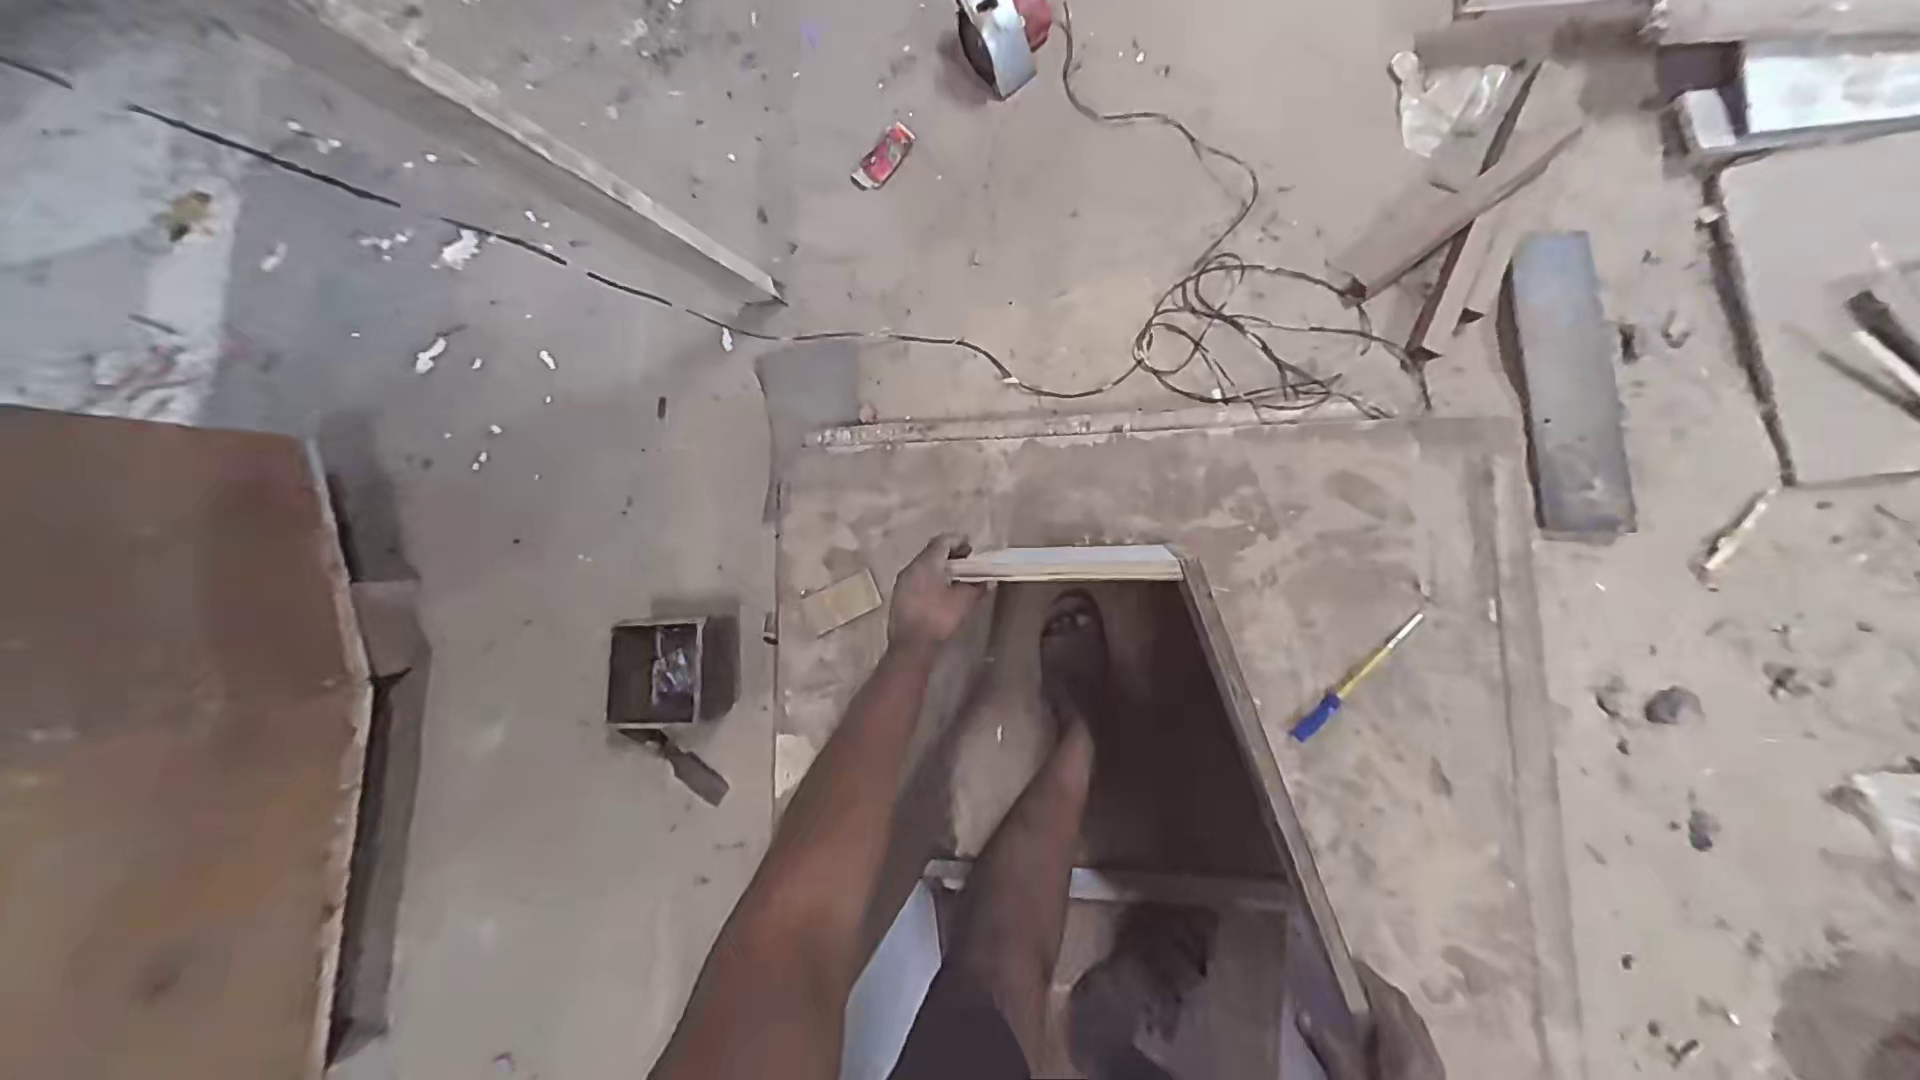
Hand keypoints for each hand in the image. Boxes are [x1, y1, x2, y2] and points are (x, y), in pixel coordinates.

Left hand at [888, 533, 988, 647]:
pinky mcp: (899, 597)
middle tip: (967, 562)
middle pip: (932, 552)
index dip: (958, 541)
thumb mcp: (964, 601)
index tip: (971, 547)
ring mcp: (902, 583)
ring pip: (923, 567)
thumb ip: (977, 587)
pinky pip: (917, 579)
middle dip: (951, 555)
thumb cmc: (938, 618)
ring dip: (941, 568)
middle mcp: (910, 568)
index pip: (942, 541)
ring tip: (958, 578)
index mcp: (925, 563)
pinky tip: (942, 592)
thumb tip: (988, 581)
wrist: (911, 647)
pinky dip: (931, 579)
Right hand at [1300, 963, 1443, 1079]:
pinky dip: (1400, 1027)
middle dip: (1378, 988)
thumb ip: (1330, 1049)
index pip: (1387, 996)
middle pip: (1403, 1006)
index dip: (1366, 975)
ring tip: (1361, 1004)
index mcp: (1405, 1047)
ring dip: (1390, 1007)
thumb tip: (1302, 1014)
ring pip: (1414, 1022)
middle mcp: (1426, 1051)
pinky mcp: (1437, 1079)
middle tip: (1348, 978)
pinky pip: (1419, 1040)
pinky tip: (1381, 1038)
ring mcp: (1437, 1068)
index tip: (1343, 961)